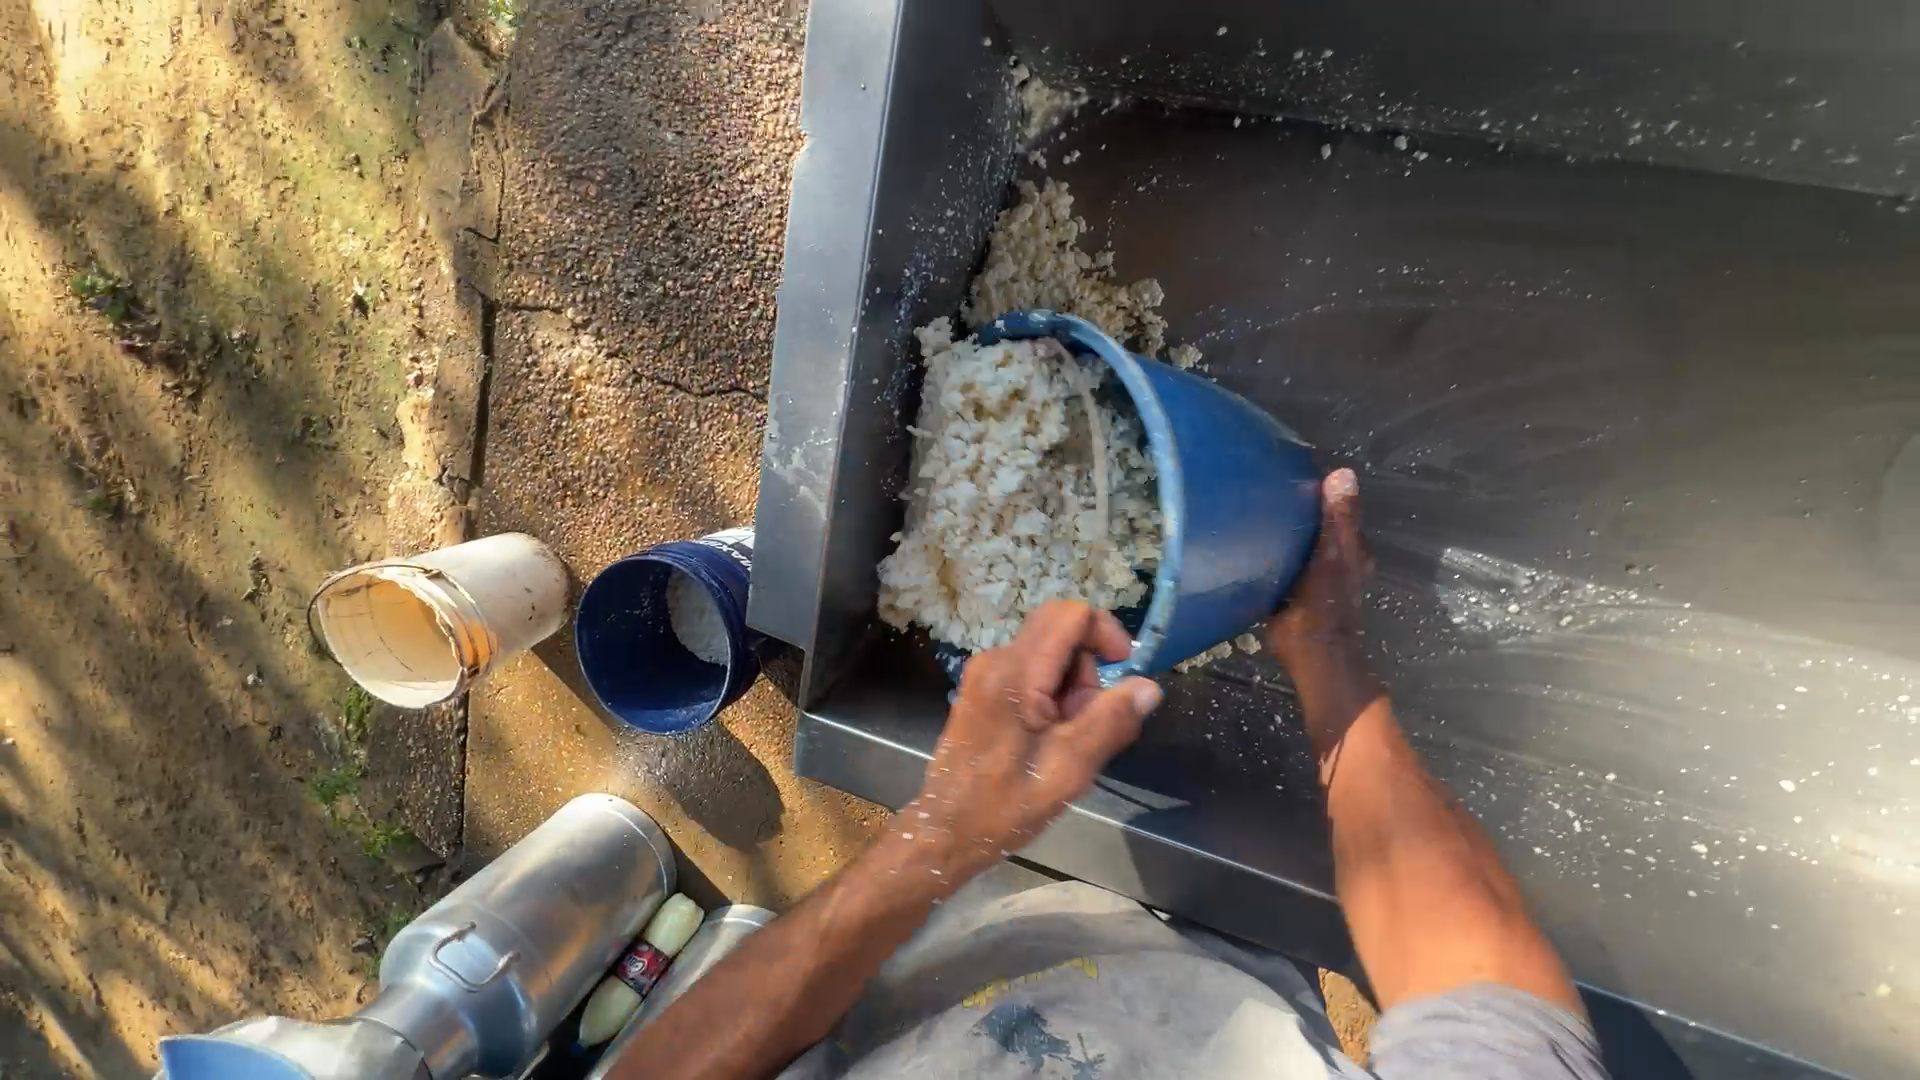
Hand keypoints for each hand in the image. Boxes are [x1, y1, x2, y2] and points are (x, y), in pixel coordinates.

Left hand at [899, 600, 1162, 883]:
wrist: (946, 830)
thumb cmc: (1005, 805)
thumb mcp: (1069, 769)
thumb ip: (1111, 721)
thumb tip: (1149, 686)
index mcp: (1015, 673)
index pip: (1070, 615)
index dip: (1105, 632)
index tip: (1122, 671)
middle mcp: (996, 660)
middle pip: (1060, 631)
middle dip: (1088, 667)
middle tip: (1088, 720)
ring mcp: (985, 673)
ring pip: (1048, 653)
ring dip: (1071, 686)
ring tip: (1066, 740)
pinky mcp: (982, 688)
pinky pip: (1030, 671)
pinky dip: (1051, 694)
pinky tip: (1048, 738)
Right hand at [1266, 467, 1373, 666]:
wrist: (1307, 648)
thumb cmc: (1325, 601)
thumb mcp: (1335, 553)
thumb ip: (1338, 517)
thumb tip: (1343, 472)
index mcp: (1352, 549)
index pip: (1339, 510)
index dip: (1321, 489)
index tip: (1292, 468)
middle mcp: (1334, 560)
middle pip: (1314, 526)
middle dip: (1295, 507)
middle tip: (1263, 485)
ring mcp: (1309, 576)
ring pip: (1295, 543)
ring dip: (1278, 530)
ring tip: (1248, 507)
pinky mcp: (1286, 590)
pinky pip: (1276, 562)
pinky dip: (1265, 551)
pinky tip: (1244, 541)